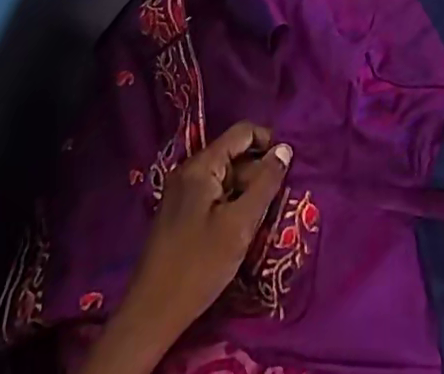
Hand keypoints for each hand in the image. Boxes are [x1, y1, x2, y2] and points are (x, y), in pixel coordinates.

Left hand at [82, 122, 292, 373]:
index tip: (290, 168)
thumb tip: (284, 149)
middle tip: (281, 201)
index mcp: (201, 165)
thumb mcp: (239, 225)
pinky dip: (234, 204)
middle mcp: (189, 170)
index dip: (268, 143)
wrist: (153, 310)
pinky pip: (215, 194)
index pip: (241, 133)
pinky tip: (246, 228)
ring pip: (226, 177)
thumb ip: (264, 184)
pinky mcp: (182, 211)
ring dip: (249, 191)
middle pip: (234, 155)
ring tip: (269, 217)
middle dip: (260, 172)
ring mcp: (183, 191)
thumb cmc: (198, 265)